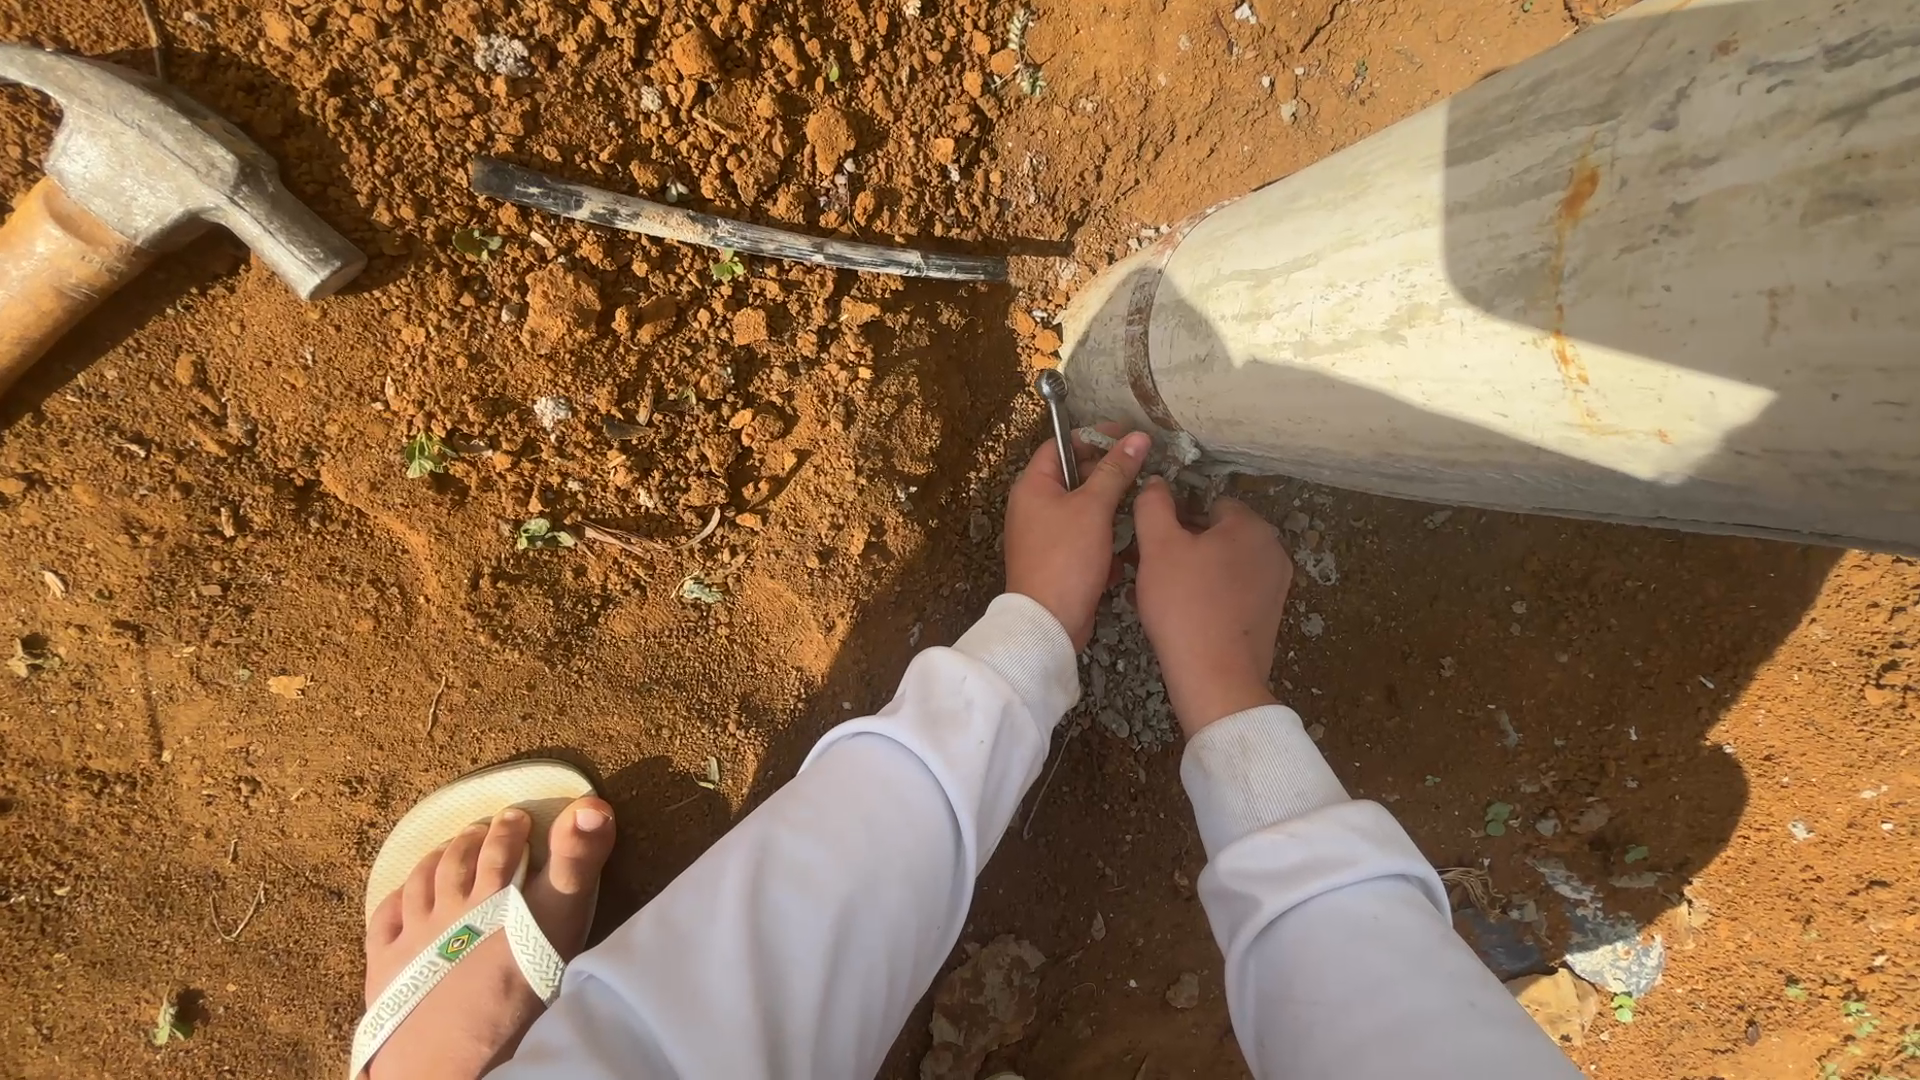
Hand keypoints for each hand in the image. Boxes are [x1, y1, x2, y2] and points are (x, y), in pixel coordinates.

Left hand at [1004, 425, 1150, 648]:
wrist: (1049, 622)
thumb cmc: (1066, 558)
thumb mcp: (1094, 508)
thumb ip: (1115, 471)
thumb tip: (1137, 438)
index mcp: (1032, 486)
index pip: (1061, 445)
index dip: (1094, 437)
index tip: (1128, 438)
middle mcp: (1034, 507)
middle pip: (1077, 477)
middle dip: (1110, 479)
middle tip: (1142, 476)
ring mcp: (1047, 535)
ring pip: (1087, 511)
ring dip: (1113, 514)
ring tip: (1139, 515)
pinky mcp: (1061, 560)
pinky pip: (1088, 540)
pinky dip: (1106, 543)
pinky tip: (1124, 553)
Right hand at [1133, 477, 1293, 735]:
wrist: (1215, 675)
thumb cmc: (1184, 603)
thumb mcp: (1157, 546)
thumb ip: (1154, 505)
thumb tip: (1156, 482)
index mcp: (1251, 525)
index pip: (1211, 502)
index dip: (1179, 516)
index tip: (1155, 541)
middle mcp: (1273, 550)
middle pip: (1220, 533)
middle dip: (1188, 544)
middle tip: (1155, 568)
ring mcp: (1276, 586)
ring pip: (1226, 564)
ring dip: (1198, 571)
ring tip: (1167, 593)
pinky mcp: (1270, 616)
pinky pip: (1234, 592)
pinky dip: (1212, 596)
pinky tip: (1187, 614)